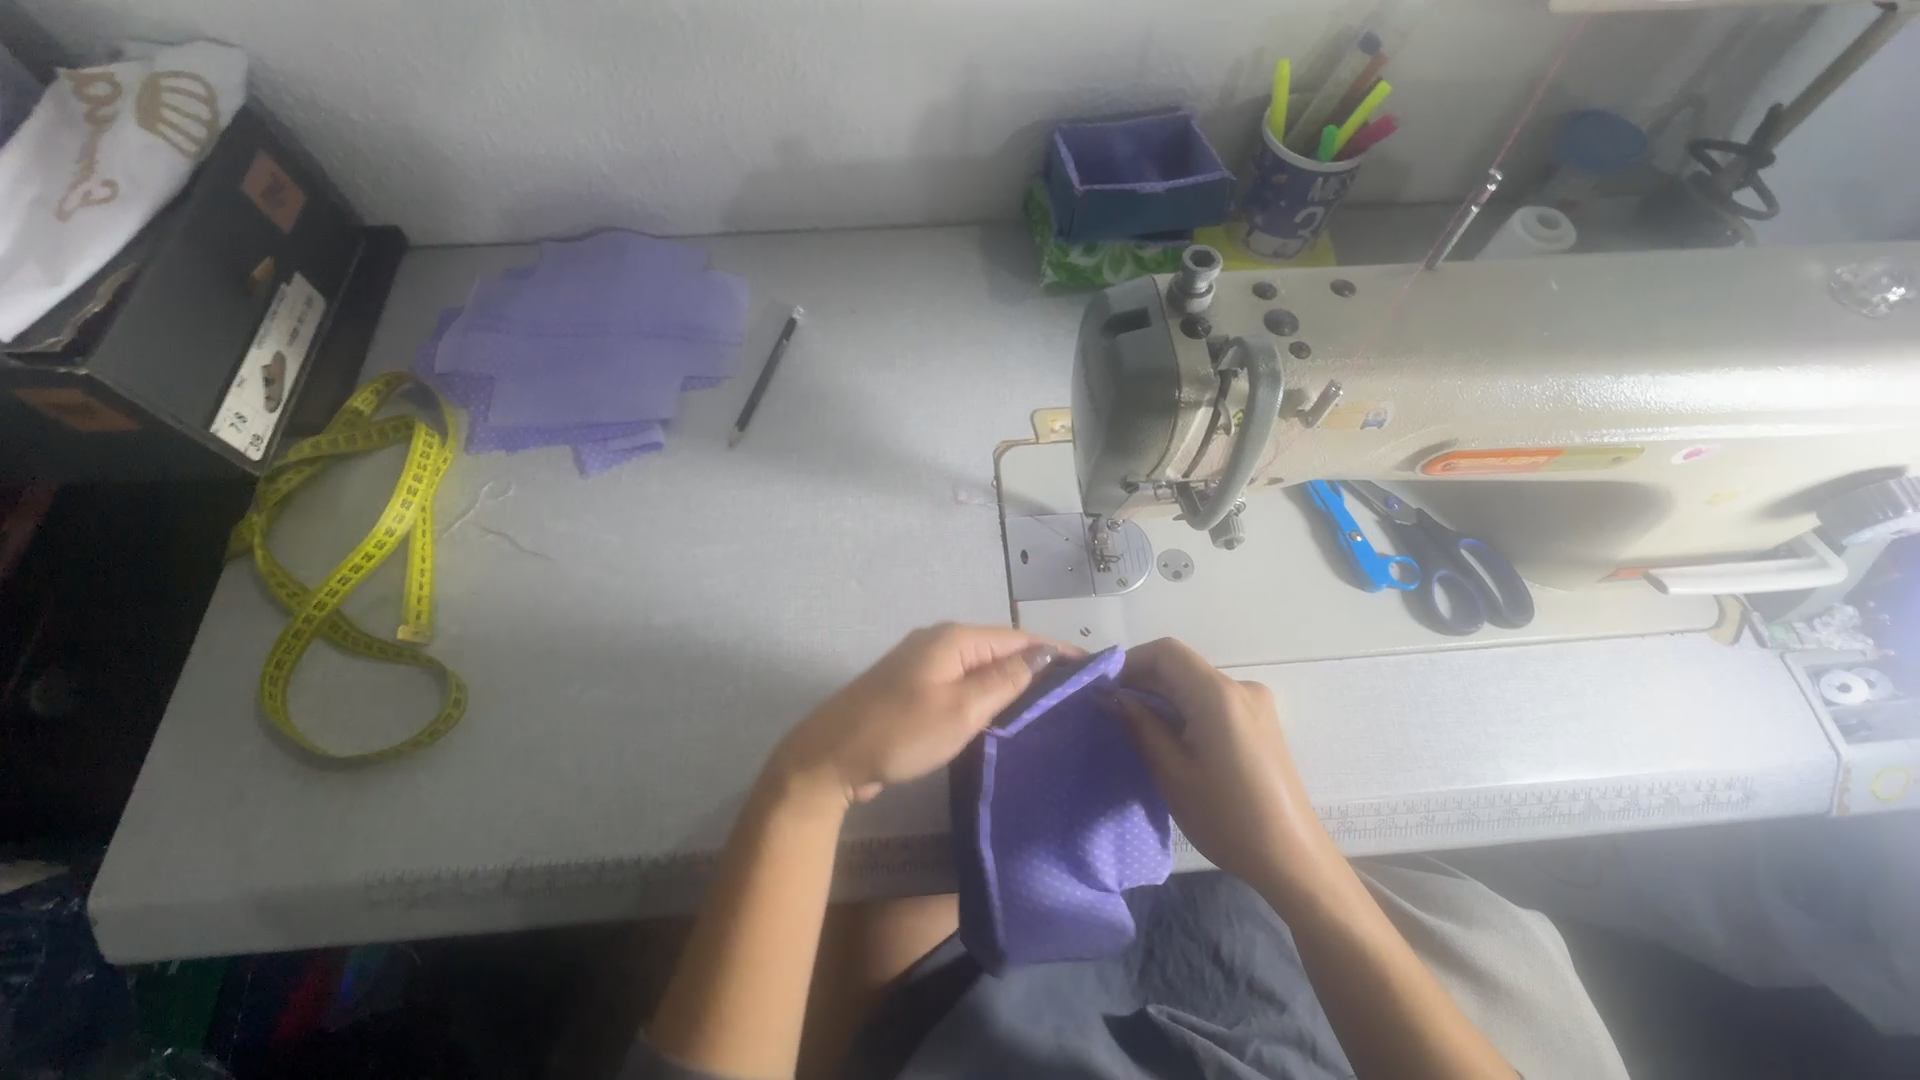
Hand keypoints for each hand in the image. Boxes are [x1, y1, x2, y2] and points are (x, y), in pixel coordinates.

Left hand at [768, 623, 1072, 808]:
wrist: (830, 757)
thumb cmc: (901, 732)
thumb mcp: (962, 708)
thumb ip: (1005, 679)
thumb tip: (1044, 653)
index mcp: (954, 639)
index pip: (1019, 638)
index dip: (1056, 652)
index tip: (1093, 668)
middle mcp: (939, 642)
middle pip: (1001, 649)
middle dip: (1038, 666)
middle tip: (1077, 694)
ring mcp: (923, 664)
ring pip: (981, 668)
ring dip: (1013, 682)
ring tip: (1050, 704)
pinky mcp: (913, 689)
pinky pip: (962, 684)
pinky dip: (987, 695)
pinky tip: (1003, 714)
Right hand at [1112, 638, 1334, 898]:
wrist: (1291, 858)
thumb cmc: (1227, 818)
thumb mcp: (1172, 773)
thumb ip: (1140, 725)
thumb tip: (1110, 696)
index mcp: (1218, 695)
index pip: (1165, 652)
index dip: (1128, 662)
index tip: (1101, 688)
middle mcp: (1240, 688)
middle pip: (1181, 666)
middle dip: (1141, 680)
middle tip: (1106, 709)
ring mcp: (1254, 704)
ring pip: (1194, 684)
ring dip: (1161, 696)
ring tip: (1130, 726)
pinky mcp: (1259, 722)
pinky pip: (1211, 701)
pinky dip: (1183, 709)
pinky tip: (1166, 738)